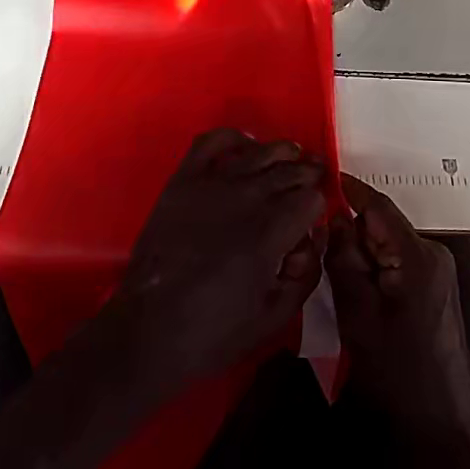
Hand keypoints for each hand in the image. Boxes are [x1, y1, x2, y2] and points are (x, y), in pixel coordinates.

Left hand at [106, 129, 327, 389]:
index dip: (319, 207)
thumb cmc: (216, 331)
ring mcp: (211, 184)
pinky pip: (212, 142)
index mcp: (271, 231)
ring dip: (282, 153)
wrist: (150, 329)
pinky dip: (233, 137)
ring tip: (291, 158)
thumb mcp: (276, 315)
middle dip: (309, 176)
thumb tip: (312, 237)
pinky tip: (245, 144)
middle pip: (291, 170)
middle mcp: (246, 198)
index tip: (315, 219)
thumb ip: (305, 273)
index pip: (312, 198)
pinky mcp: (183, 181)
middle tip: (314, 182)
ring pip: (259, 151)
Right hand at [326, 174, 469, 437]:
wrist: (437, 421)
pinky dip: (373, 267)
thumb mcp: (357, 311)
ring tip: (328, 266)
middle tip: (312, 236)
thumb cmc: (394, 368)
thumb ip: (343, 259)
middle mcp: (432, 255)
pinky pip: (395, 263)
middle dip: (349, 229)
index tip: (319, 176)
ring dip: (359, 251)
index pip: (378, 207)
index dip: (348, 189)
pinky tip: (353, 287)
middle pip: (381, 226)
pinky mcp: (434, 290)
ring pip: (386, 245)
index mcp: (417, 255)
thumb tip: (333, 219)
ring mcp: (437, 273)